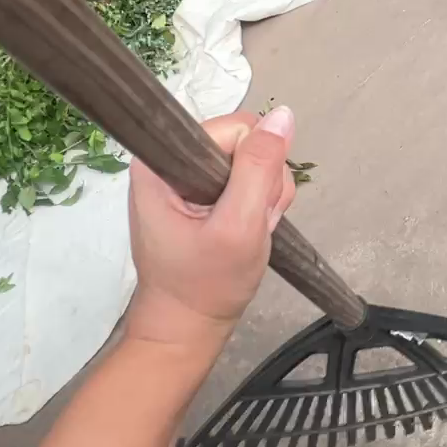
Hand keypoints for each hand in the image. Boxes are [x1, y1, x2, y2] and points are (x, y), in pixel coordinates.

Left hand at [125, 108, 296, 354]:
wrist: (189, 331)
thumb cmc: (205, 284)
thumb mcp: (238, 226)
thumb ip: (260, 168)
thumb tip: (283, 115)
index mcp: (163, 163)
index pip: (233, 129)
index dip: (254, 160)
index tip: (246, 202)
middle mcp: (175, 161)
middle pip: (247, 142)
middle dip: (263, 180)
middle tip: (250, 221)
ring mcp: (192, 178)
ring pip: (256, 159)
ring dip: (266, 194)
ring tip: (249, 229)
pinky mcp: (207, 192)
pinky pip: (252, 177)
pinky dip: (263, 202)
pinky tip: (252, 228)